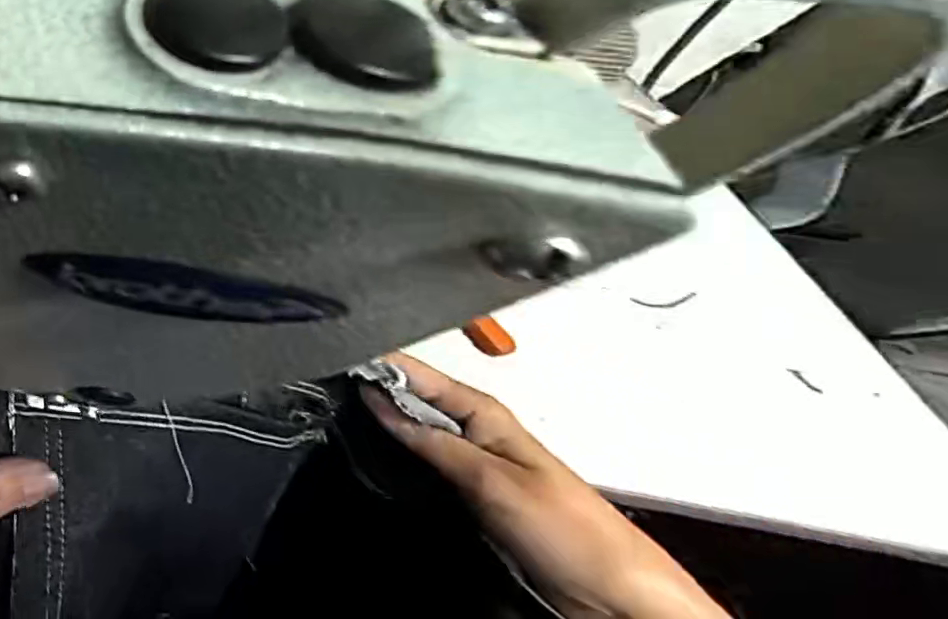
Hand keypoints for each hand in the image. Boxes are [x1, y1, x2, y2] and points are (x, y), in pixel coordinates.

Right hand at [362, 354, 727, 618]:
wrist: (621, 602)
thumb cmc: (571, 533)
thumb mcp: (491, 479)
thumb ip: (431, 440)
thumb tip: (377, 400)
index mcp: (481, 410)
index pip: (414, 373)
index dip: (375, 362)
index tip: (332, 354)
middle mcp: (471, 429)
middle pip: (407, 400)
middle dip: (372, 391)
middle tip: (326, 386)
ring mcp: (468, 461)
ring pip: (410, 431)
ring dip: (382, 425)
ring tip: (337, 415)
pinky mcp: (467, 494)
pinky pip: (421, 464)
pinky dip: (397, 457)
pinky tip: (372, 456)